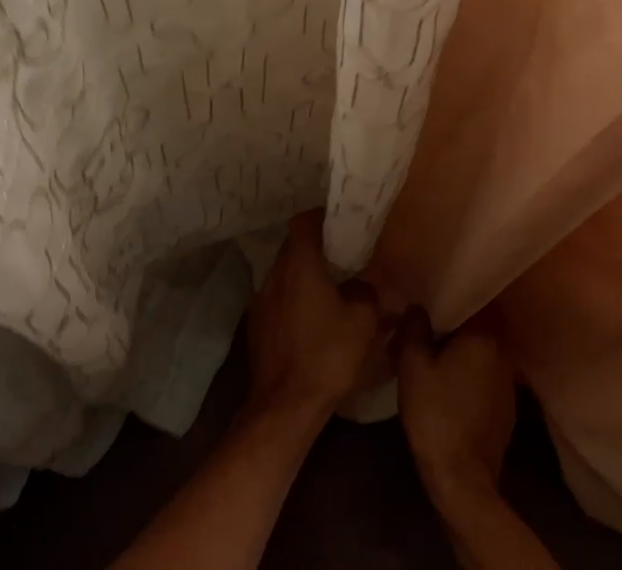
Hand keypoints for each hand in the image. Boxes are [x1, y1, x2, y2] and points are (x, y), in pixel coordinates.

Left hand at [246, 210, 383, 417]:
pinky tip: (312, 321)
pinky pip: (277, 300)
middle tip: (342, 258)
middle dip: (316, 249)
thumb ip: (365, 292)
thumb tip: (360, 286)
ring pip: (284, 275)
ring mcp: (260, 301)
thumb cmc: (327, 355)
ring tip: (329, 291)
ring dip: (304, 277)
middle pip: (292, 248)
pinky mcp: (256, 325)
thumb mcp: (363, 321)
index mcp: (299, 265)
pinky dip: (294, 300)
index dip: (321, 218)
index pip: (303, 222)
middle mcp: (274, 276)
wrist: (286, 404)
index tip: (340, 224)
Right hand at [397, 310, 514, 507]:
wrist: (462, 476)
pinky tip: (447, 382)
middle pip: (481, 326)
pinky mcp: (505, 407)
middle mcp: (504, 353)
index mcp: (486, 336)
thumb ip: (414, 329)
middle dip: (456, 323)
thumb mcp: (413, 365)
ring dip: (462, 349)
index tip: (433, 295)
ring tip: (432, 352)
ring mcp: (508, 383)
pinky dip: (468, 372)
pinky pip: (485, 375)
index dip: (456, 295)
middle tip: (426, 325)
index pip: (479, 300)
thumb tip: (418, 308)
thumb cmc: (435, 412)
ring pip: (483, 352)